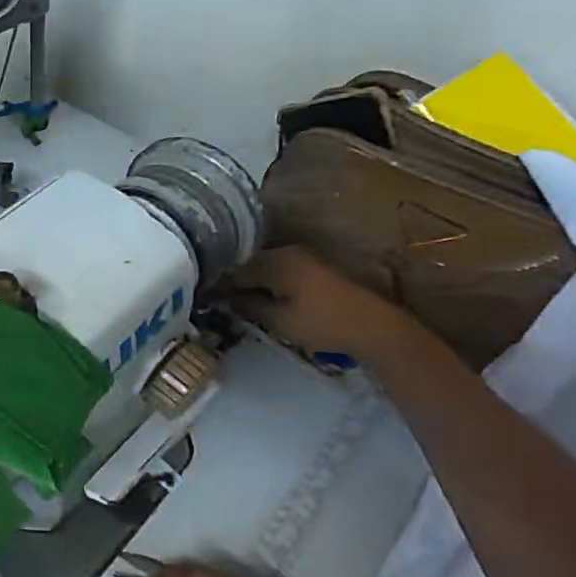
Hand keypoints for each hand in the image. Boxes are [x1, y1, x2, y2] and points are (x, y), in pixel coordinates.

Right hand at [230, 246, 426, 364]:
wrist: (372, 325)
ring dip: (250, 281)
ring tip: (235, 300)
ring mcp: (302, 257)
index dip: (218, 285)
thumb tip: (224, 300)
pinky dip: (267, 282)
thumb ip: (249, 307)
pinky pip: (279, 270)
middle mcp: (286, 251)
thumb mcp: (280, 321)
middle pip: (249, 264)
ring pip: (265, 266)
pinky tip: (261, 296)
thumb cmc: (323, 323)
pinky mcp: (313, 267)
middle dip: (233, 281)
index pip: (235, 269)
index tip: (203, 297)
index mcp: (275, 260)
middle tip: (216, 300)